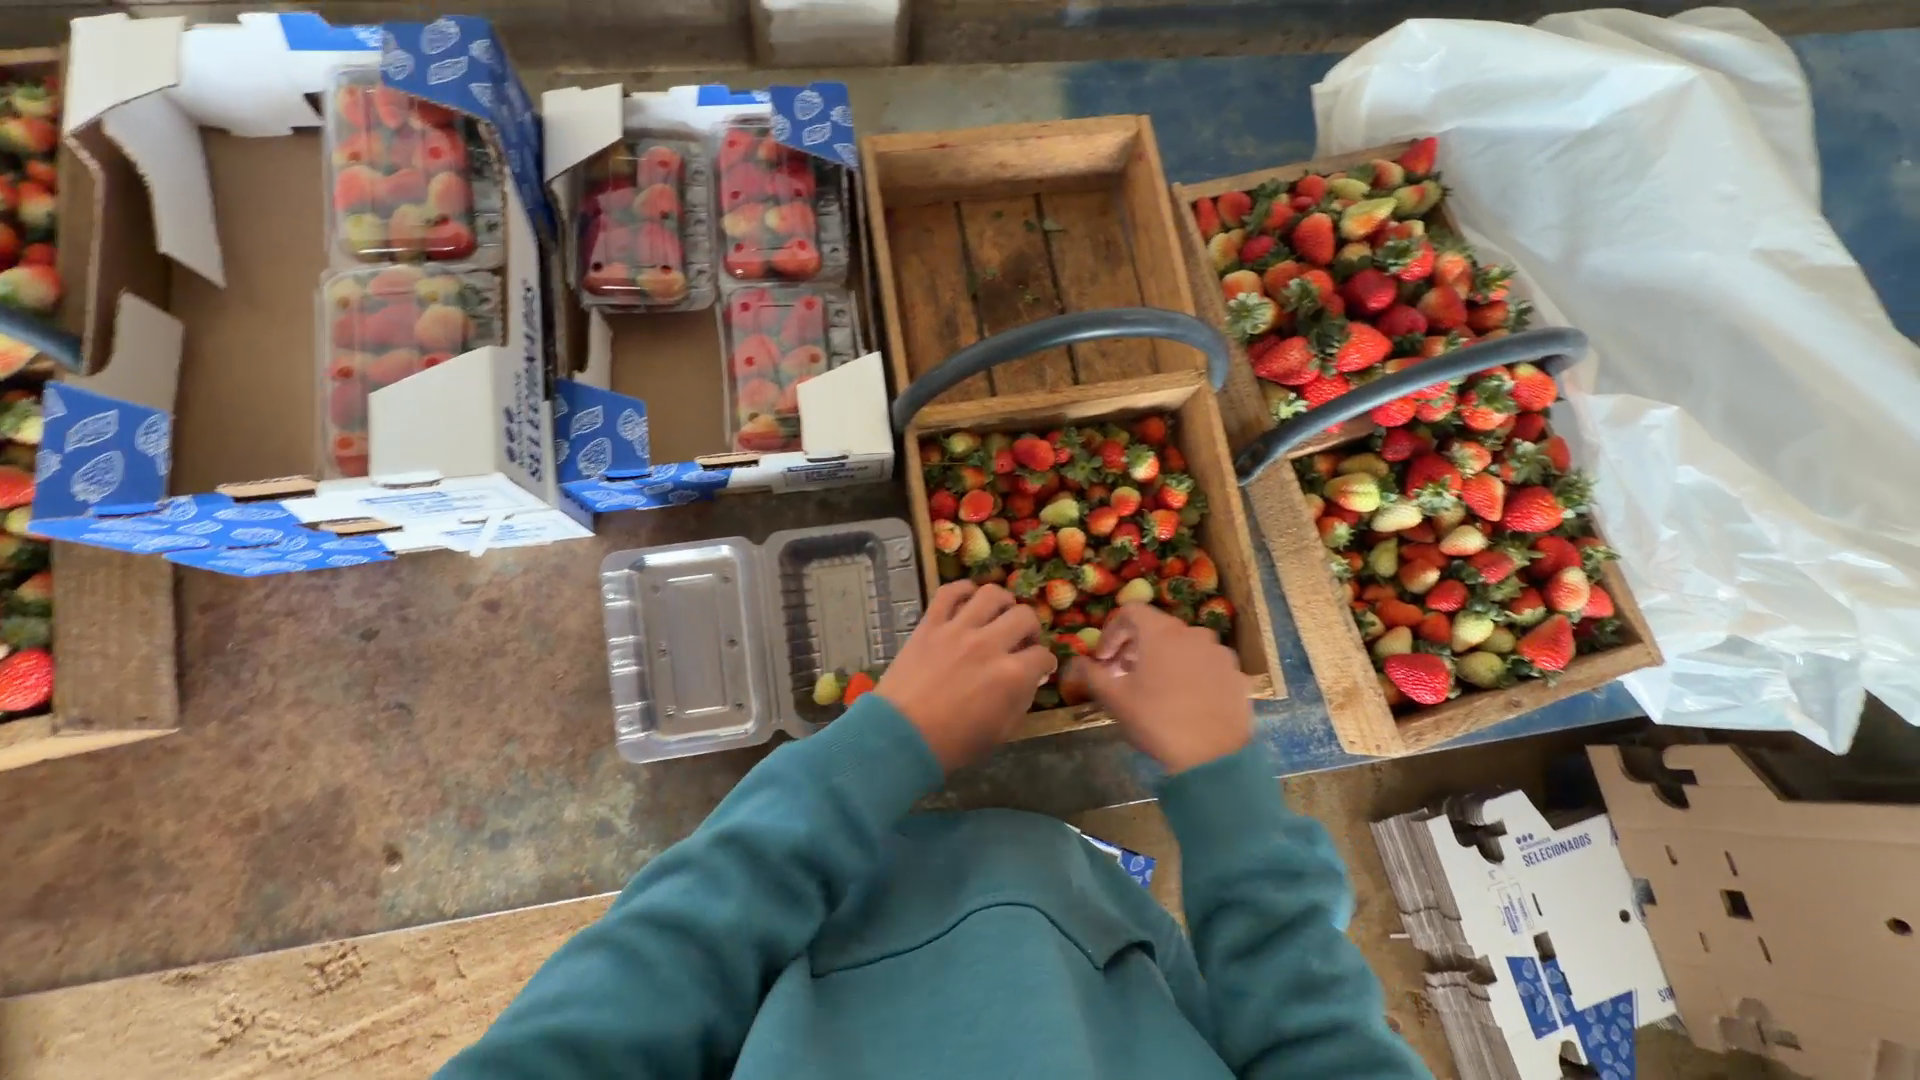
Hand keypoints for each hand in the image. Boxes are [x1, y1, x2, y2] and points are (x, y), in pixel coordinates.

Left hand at [878, 582, 1056, 771]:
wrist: (900, 736)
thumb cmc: (953, 743)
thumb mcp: (1001, 731)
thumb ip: (1020, 700)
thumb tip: (1030, 679)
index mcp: (1012, 676)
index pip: (1042, 656)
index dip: (1045, 662)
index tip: (1040, 666)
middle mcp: (989, 645)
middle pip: (1024, 616)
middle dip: (1031, 628)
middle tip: (1022, 638)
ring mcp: (958, 630)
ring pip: (991, 594)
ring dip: (1003, 601)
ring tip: (1000, 612)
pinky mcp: (930, 625)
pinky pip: (949, 592)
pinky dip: (963, 589)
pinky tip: (969, 597)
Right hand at [1068, 604, 1251, 773]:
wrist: (1213, 757)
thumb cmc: (1157, 720)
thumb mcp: (1114, 698)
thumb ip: (1090, 673)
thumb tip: (1075, 662)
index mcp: (1162, 632)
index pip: (1131, 612)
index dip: (1111, 631)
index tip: (1103, 659)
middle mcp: (1194, 633)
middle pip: (1159, 628)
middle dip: (1136, 647)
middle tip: (1124, 674)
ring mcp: (1220, 654)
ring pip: (1186, 646)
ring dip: (1166, 659)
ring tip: (1156, 688)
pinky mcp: (1237, 675)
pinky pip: (1207, 665)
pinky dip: (1192, 674)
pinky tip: (1185, 700)